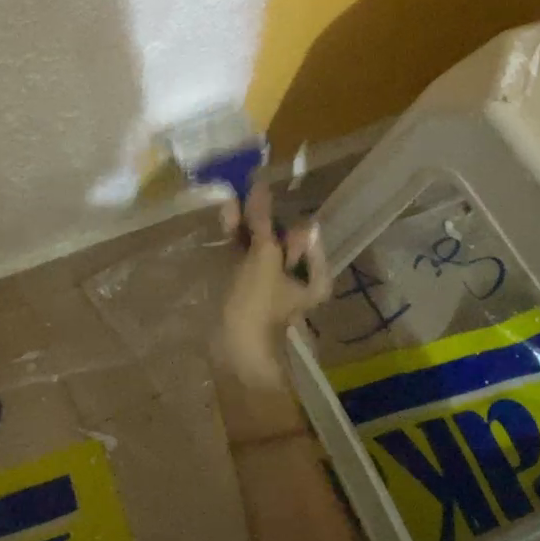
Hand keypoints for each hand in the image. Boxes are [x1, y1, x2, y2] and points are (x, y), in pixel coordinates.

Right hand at [216, 185, 328, 390]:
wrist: (234, 353)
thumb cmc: (258, 306)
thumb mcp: (263, 260)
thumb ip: (262, 224)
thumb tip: (261, 187)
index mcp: (315, 273)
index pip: (304, 232)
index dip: (284, 213)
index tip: (261, 193)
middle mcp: (297, 276)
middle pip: (281, 237)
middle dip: (261, 218)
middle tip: (242, 194)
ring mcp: (272, 282)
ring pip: (261, 245)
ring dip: (246, 226)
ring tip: (228, 203)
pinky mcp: (249, 287)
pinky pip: (246, 257)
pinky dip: (237, 242)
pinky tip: (224, 222)